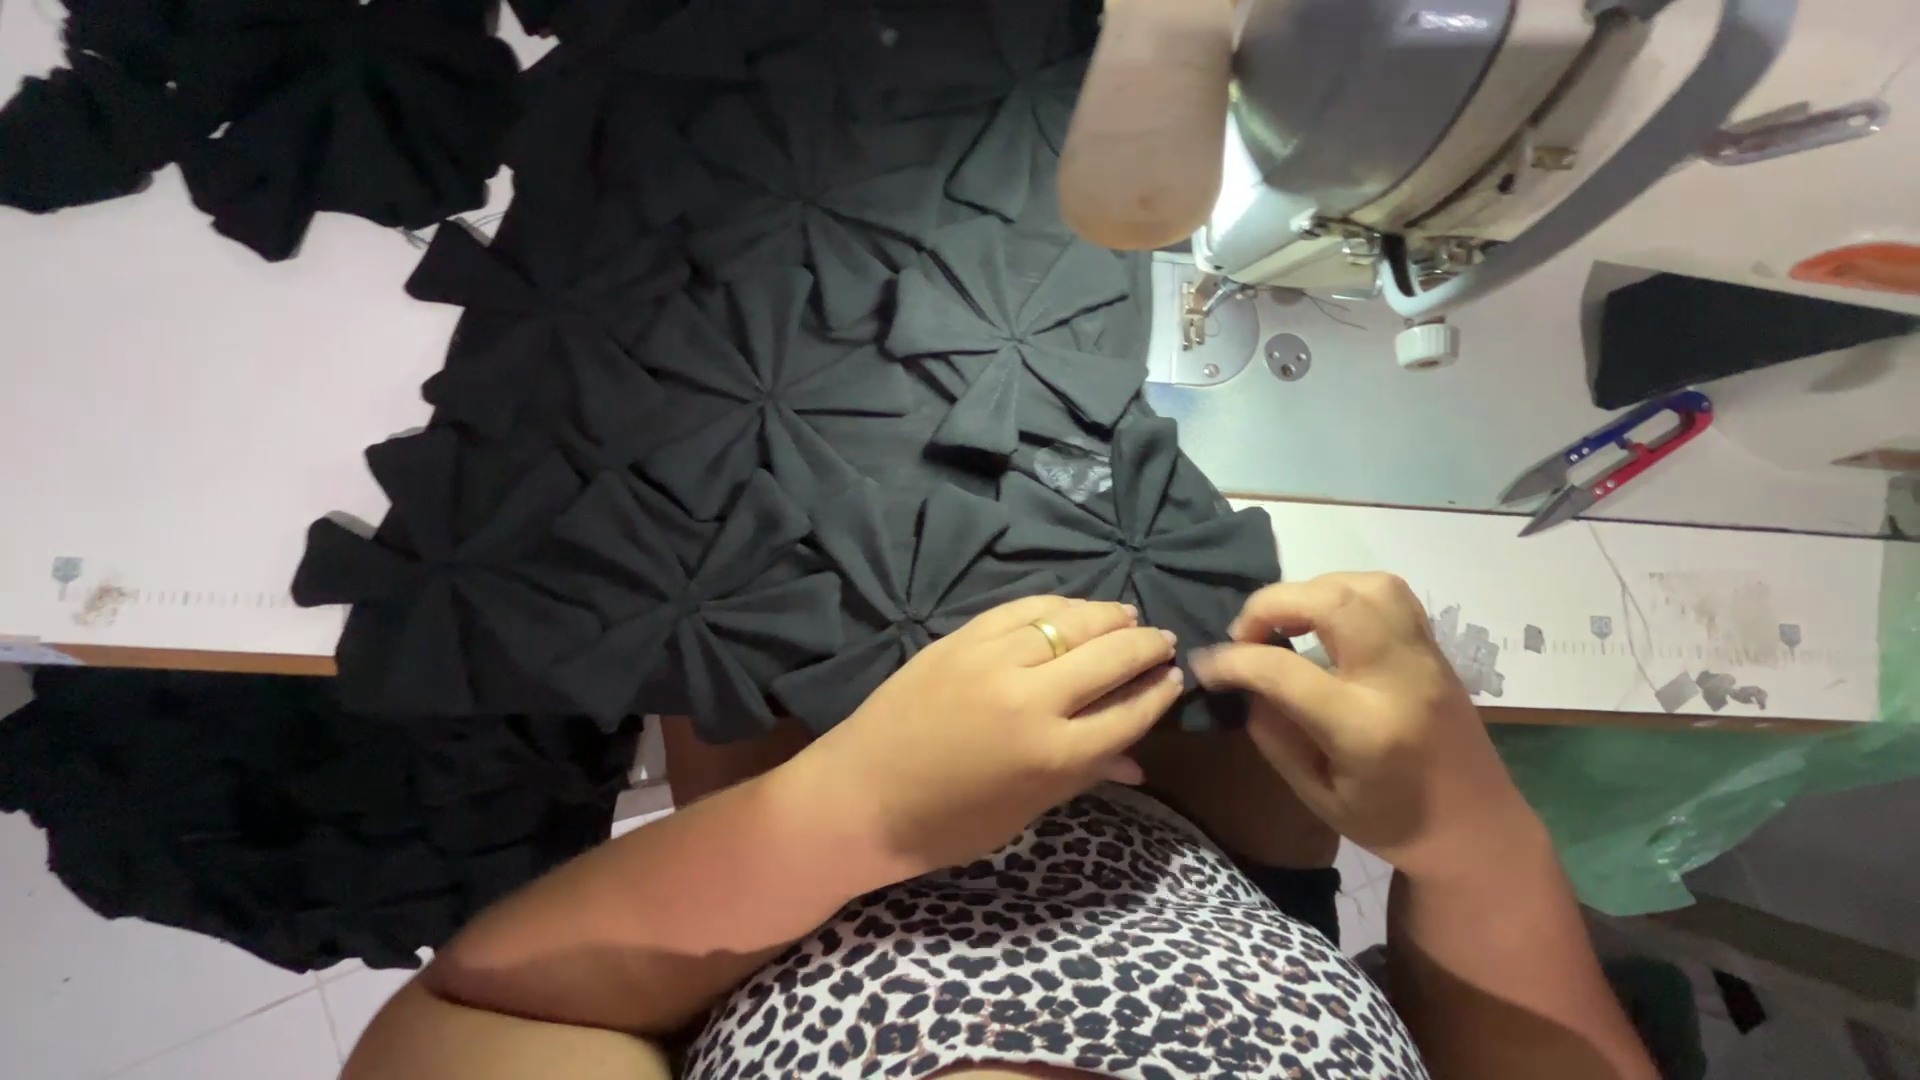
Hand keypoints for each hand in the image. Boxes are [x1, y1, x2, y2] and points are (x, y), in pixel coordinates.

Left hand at [788, 596, 1183, 882]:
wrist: (861, 796)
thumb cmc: (948, 824)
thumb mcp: (1025, 810)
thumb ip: (1084, 775)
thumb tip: (1138, 763)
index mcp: (1054, 755)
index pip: (1129, 712)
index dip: (1159, 693)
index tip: (1174, 679)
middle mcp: (1032, 698)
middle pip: (1110, 656)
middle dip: (1146, 645)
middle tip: (1162, 641)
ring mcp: (993, 659)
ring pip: (1070, 620)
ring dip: (1108, 615)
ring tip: (1128, 615)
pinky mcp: (961, 638)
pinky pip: (1022, 608)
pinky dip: (1056, 604)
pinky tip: (1073, 607)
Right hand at [1190, 573, 1544, 884]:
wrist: (1480, 831)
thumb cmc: (1392, 825)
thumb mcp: (1316, 797)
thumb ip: (1273, 734)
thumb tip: (1247, 683)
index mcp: (1364, 728)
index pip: (1282, 669)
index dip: (1231, 660)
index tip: (1206, 665)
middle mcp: (1398, 679)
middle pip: (1331, 602)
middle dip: (1270, 605)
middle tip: (1245, 634)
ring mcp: (1424, 657)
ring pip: (1366, 585)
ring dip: (1311, 591)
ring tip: (1286, 621)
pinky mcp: (1434, 649)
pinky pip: (1389, 594)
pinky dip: (1344, 592)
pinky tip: (1324, 620)